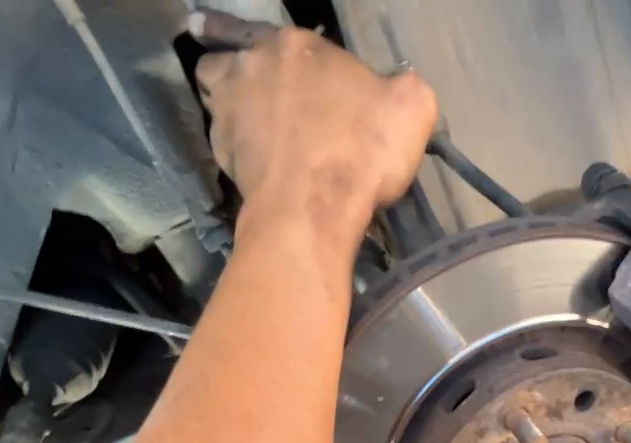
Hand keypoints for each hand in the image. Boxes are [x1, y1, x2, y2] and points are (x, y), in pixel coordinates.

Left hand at [192, 13, 436, 245]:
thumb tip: (401, 90)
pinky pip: (225, 132)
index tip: (344, 106)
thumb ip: (408, 89)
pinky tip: (264, 163)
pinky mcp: (217, 143)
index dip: (329, 77)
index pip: (313, 50)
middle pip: (261, 59)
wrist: (313, 209)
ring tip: (268, 131)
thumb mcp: (414, 110)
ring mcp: (228, 100)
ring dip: (244, 100)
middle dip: (279, 82)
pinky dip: (240, 143)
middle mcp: (255, 60)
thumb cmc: (362, 154)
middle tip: (304, 117)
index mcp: (301, 45)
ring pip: (224, 84)